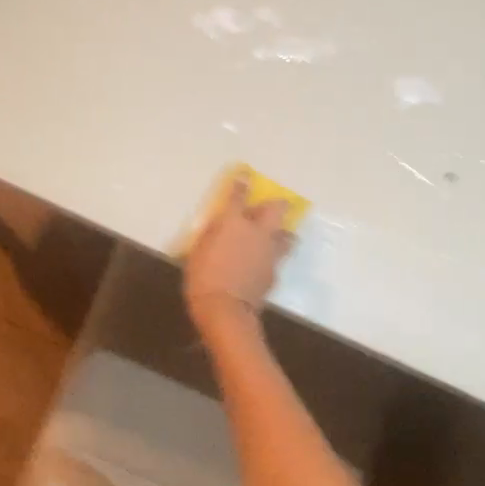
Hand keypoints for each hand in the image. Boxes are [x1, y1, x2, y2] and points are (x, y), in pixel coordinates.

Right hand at [184, 176, 293, 336]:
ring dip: (280, 233)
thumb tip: (220, 225)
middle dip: (274, 206)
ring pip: (287, 235)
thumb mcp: (197, 252)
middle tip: (265, 211)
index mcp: (233, 223)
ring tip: (270, 239)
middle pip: (278, 209)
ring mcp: (270, 253)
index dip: (241, 182)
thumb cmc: (202, 279)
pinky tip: (261, 264)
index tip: (245, 174)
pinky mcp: (274, 272)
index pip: (239, 195)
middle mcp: (258, 232)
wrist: (225, 310)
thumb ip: (212, 234)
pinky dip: (271, 257)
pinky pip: (277, 258)